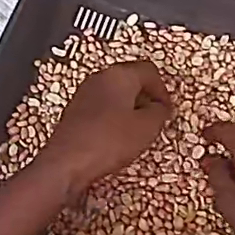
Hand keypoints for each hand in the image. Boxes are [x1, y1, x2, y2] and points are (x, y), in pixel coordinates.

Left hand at [35, 60, 172, 193]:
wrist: (66, 162)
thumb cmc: (109, 141)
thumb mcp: (147, 128)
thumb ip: (159, 113)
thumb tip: (160, 108)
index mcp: (119, 74)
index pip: (149, 71)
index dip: (163, 91)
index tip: (167, 111)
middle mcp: (100, 78)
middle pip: (131, 80)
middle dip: (147, 98)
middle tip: (156, 120)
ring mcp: (84, 94)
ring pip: (115, 94)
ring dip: (130, 109)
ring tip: (138, 132)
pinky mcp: (75, 112)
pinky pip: (102, 108)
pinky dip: (114, 118)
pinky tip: (117, 138)